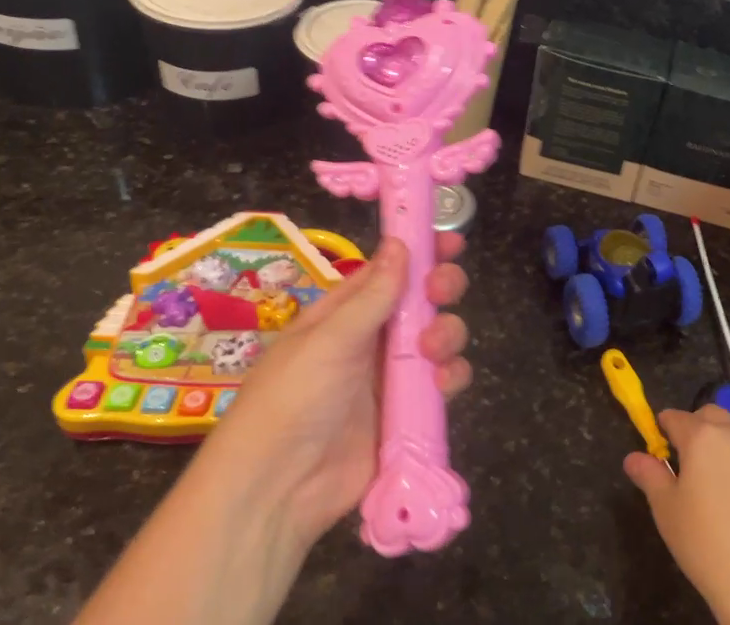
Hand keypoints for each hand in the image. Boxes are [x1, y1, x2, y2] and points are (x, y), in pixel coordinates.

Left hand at [205, 233, 471, 549]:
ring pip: (439, 337)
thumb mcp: (329, 340)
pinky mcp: (409, 413)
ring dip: (447, 334)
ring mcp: (392, 377)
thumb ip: (372, 295)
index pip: (389, 269)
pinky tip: (442, 384)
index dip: (420, 251)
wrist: (278, 489)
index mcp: (344, 313)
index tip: (451, 240)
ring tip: (432, 351)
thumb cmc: (292, 399)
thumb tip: (399, 242)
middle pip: (422, 300)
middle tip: (442, 291)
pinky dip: (451, 377)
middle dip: (440, 289)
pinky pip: (443, 382)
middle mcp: (371, 339)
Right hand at [624, 407, 729, 624]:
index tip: (658, 445)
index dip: (663, 427)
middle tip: (684, 461)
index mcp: (702, 437)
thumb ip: (649, 475)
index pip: (676, 417)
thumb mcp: (666, 509)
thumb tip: (633, 457)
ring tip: (711, 481)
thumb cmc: (704, 541)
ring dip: (720, 442)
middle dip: (694, 426)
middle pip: (710, 415)